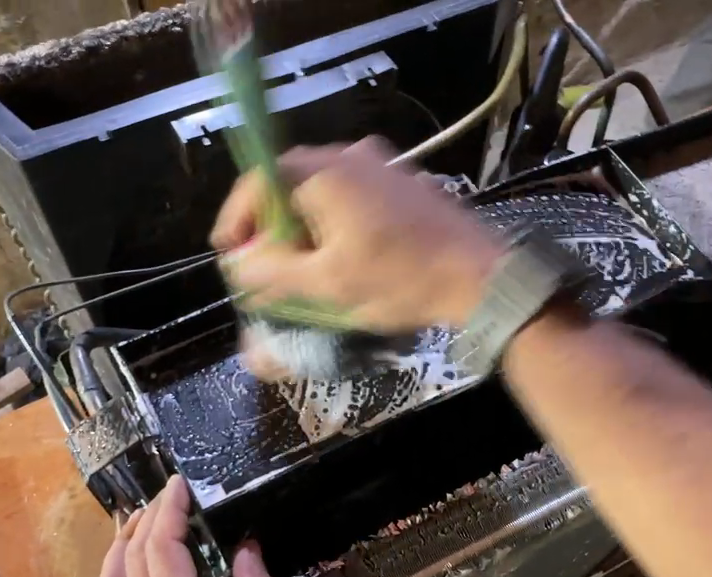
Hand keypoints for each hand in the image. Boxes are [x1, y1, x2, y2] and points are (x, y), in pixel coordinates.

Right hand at [211, 137, 505, 330]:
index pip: (259, 179)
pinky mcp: (403, 185)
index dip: (238, 218)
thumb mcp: (327, 285)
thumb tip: (238, 265)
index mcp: (322, 173)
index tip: (231, 252)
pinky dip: (336, 227)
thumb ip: (273, 273)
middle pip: (289, 184)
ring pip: (322, 193)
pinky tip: (344, 261)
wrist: (480, 277)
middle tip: (267, 269)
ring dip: (305, 230)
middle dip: (272, 228)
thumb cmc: (401, 280)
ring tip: (304, 272)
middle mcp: (349, 157)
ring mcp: (381, 167)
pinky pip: (353, 199)